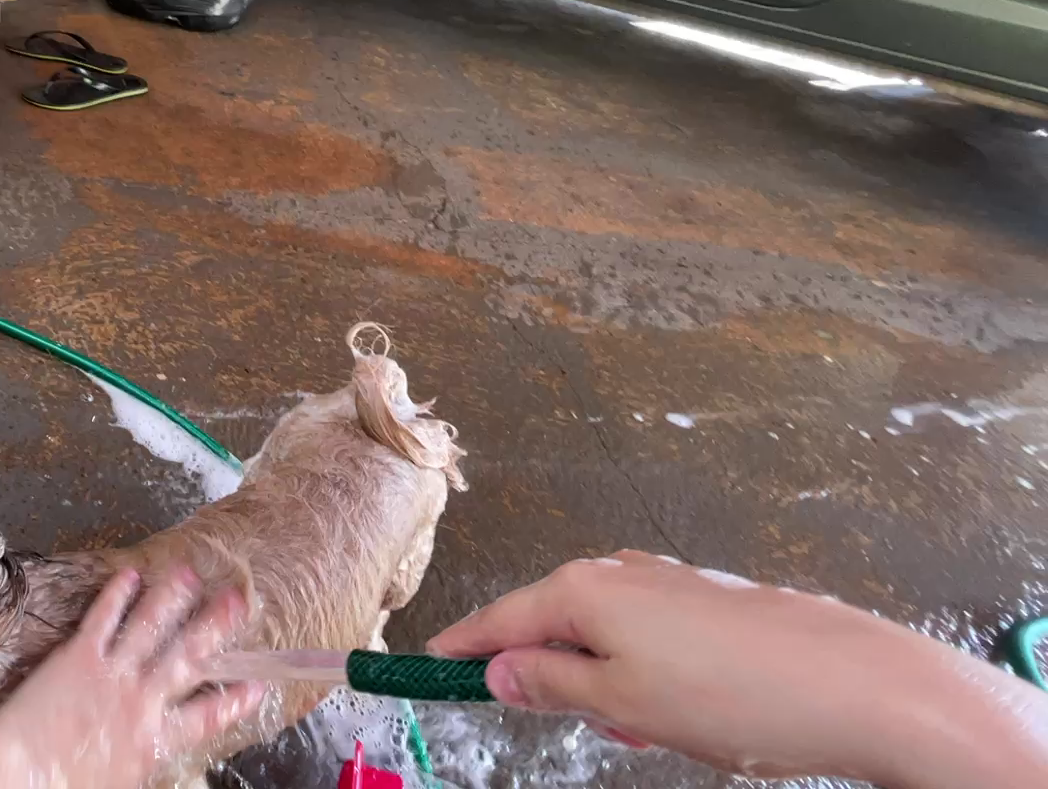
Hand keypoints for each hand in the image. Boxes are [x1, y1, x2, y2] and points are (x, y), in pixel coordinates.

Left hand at [0, 566, 264, 786]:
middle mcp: (140, 700)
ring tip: (189, 572)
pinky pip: (103, 618)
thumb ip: (146, 756)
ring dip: (171, 598)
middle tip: (237, 599)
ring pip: (150, 627)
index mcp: (154, 740)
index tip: (258, 683)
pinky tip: (131, 574)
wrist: (19, 776)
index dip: (235, 700)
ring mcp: (111, 673)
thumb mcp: (122, 781)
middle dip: (215, 626)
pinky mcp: (79, 655)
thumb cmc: (67, 787)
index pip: (207, 717)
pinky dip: (118, 594)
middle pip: (187, 657)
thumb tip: (159, 742)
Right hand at [426, 550, 1047, 787]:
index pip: (498, 620)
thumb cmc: (731, 695)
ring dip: (607, 678)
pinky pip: (645, 629)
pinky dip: (643, 665)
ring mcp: (659, 577)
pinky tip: (690, 702)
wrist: (870, 683)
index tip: (430, 661)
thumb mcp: (623, 705)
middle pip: (551, 623)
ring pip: (603, 631)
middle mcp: (610, 571)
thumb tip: (495, 672)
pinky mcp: (703, 594)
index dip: (463, 645)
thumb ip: (547, 686)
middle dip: (554, 674)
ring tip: (658, 727)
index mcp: (578, 591)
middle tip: (587, 724)